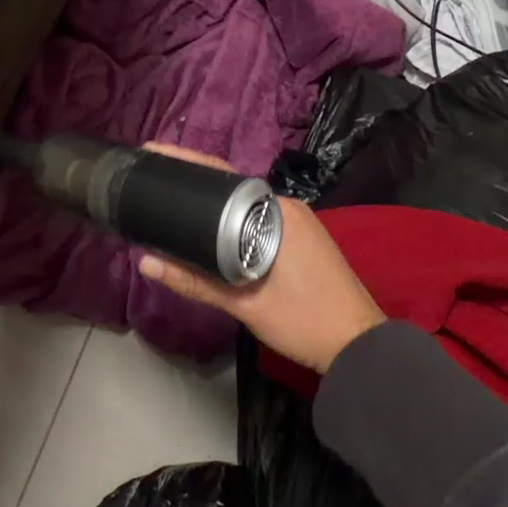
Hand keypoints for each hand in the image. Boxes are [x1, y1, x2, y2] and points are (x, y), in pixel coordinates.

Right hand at [136, 143, 383, 373]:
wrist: (361, 349)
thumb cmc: (303, 321)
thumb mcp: (244, 305)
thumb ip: (194, 282)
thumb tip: (146, 262)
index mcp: (276, 212)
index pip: (222, 177)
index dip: (186, 165)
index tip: (153, 156)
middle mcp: (288, 207)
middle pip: (232, 187)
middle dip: (194, 182)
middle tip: (153, 177)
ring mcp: (300, 222)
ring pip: (246, 204)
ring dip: (214, 203)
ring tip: (172, 199)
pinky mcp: (304, 239)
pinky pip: (260, 218)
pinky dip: (233, 219)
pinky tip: (210, 228)